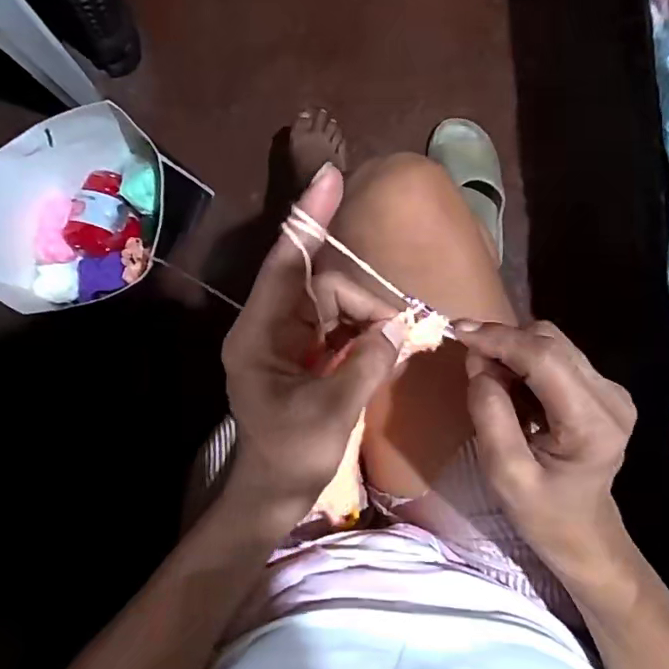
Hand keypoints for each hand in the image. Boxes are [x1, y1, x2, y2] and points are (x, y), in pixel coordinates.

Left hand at [222, 165, 406, 508]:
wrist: (274, 490)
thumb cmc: (289, 457)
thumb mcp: (330, 413)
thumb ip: (366, 364)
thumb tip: (400, 327)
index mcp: (260, 334)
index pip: (286, 263)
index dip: (309, 219)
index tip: (330, 177)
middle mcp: (272, 326)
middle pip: (325, 285)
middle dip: (368, 302)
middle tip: (408, 330)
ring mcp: (289, 338)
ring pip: (337, 305)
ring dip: (373, 318)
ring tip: (403, 342)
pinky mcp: (306, 353)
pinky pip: (341, 326)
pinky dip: (368, 334)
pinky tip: (390, 348)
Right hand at [453, 320, 638, 579]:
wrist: (582, 532)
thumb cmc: (542, 512)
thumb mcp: (505, 474)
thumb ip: (490, 416)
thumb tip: (478, 365)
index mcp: (592, 423)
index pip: (545, 358)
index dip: (499, 339)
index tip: (457, 332)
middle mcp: (610, 397)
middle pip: (549, 341)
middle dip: (502, 343)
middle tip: (469, 366)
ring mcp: (610, 390)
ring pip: (551, 343)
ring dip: (511, 351)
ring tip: (488, 381)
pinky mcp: (601, 389)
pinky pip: (554, 356)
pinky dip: (523, 361)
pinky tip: (510, 387)